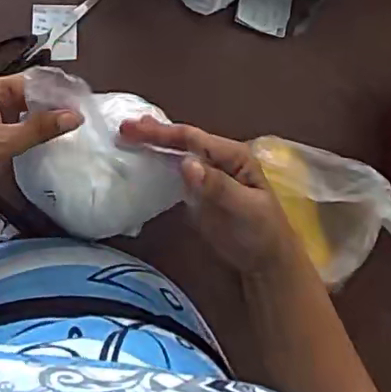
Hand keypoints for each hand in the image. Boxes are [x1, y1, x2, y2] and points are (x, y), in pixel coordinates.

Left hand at [0, 75, 81, 201]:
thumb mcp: (2, 143)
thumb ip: (39, 128)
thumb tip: (75, 115)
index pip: (31, 82)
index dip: (57, 91)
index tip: (84, 102)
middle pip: (28, 95)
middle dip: (53, 105)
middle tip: (84, 116)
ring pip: (23, 111)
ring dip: (44, 118)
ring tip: (74, 127)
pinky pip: (15, 125)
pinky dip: (31, 131)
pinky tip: (50, 139)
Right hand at [120, 118, 298, 274]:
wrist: (267, 264)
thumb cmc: (262, 233)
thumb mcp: (244, 209)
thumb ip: (216, 186)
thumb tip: (186, 163)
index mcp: (232, 155)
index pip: (193, 138)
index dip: (163, 133)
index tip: (135, 128)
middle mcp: (218, 159)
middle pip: (182, 140)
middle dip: (153, 132)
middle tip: (123, 127)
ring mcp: (207, 174)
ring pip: (176, 152)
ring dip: (153, 143)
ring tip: (128, 134)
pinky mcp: (197, 192)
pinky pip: (174, 171)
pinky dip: (157, 161)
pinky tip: (143, 157)